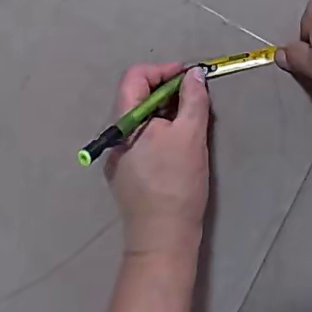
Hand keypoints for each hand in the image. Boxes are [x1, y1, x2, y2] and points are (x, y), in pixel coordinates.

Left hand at [104, 62, 210, 256]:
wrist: (163, 240)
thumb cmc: (176, 183)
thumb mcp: (191, 134)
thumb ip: (193, 98)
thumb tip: (194, 73)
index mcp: (124, 121)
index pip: (135, 76)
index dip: (163, 70)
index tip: (189, 77)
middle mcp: (116, 135)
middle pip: (138, 95)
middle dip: (169, 90)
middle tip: (195, 97)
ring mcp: (119, 156)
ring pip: (143, 118)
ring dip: (168, 110)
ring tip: (193, 120)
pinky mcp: (128, 173)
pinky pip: (144, 137)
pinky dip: (163, 130)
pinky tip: (182, 144)